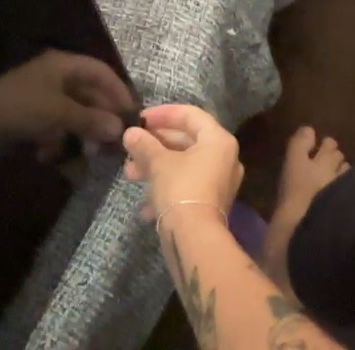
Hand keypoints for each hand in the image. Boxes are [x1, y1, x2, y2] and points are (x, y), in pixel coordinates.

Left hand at [0, 49, 133, 155]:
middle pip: (90, 96)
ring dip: (82, 135)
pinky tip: (53, 158)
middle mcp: (57, 79)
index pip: (101, 72)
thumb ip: (91, 119)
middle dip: (101, 119)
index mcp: (64, 66)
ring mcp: (43, 100)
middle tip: (113, 144)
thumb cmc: (18, 109)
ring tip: (88, 155)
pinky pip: (56, 130)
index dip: (119, 91)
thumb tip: (120, 127)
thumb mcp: (58, 113)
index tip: (132, 115)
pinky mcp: (32, 121)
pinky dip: (58, 143)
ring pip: (74, 116)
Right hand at [122, 104, 242, 224]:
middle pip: (186, 141)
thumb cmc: (180, 189)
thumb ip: (144, 144)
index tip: (140, 119)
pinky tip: (145, 206)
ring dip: (156, 167)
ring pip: (184, 166)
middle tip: (131, 148)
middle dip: (155, 145)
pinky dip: (166, 189)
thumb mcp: (158, 163)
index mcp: (218, 140)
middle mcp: (224, 158)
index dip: (163, 114)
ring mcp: (219, 183)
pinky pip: (187, 186)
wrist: (195, 240)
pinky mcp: (211, 205)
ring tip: (129, 175)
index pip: (190, 115)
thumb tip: (130, 133)